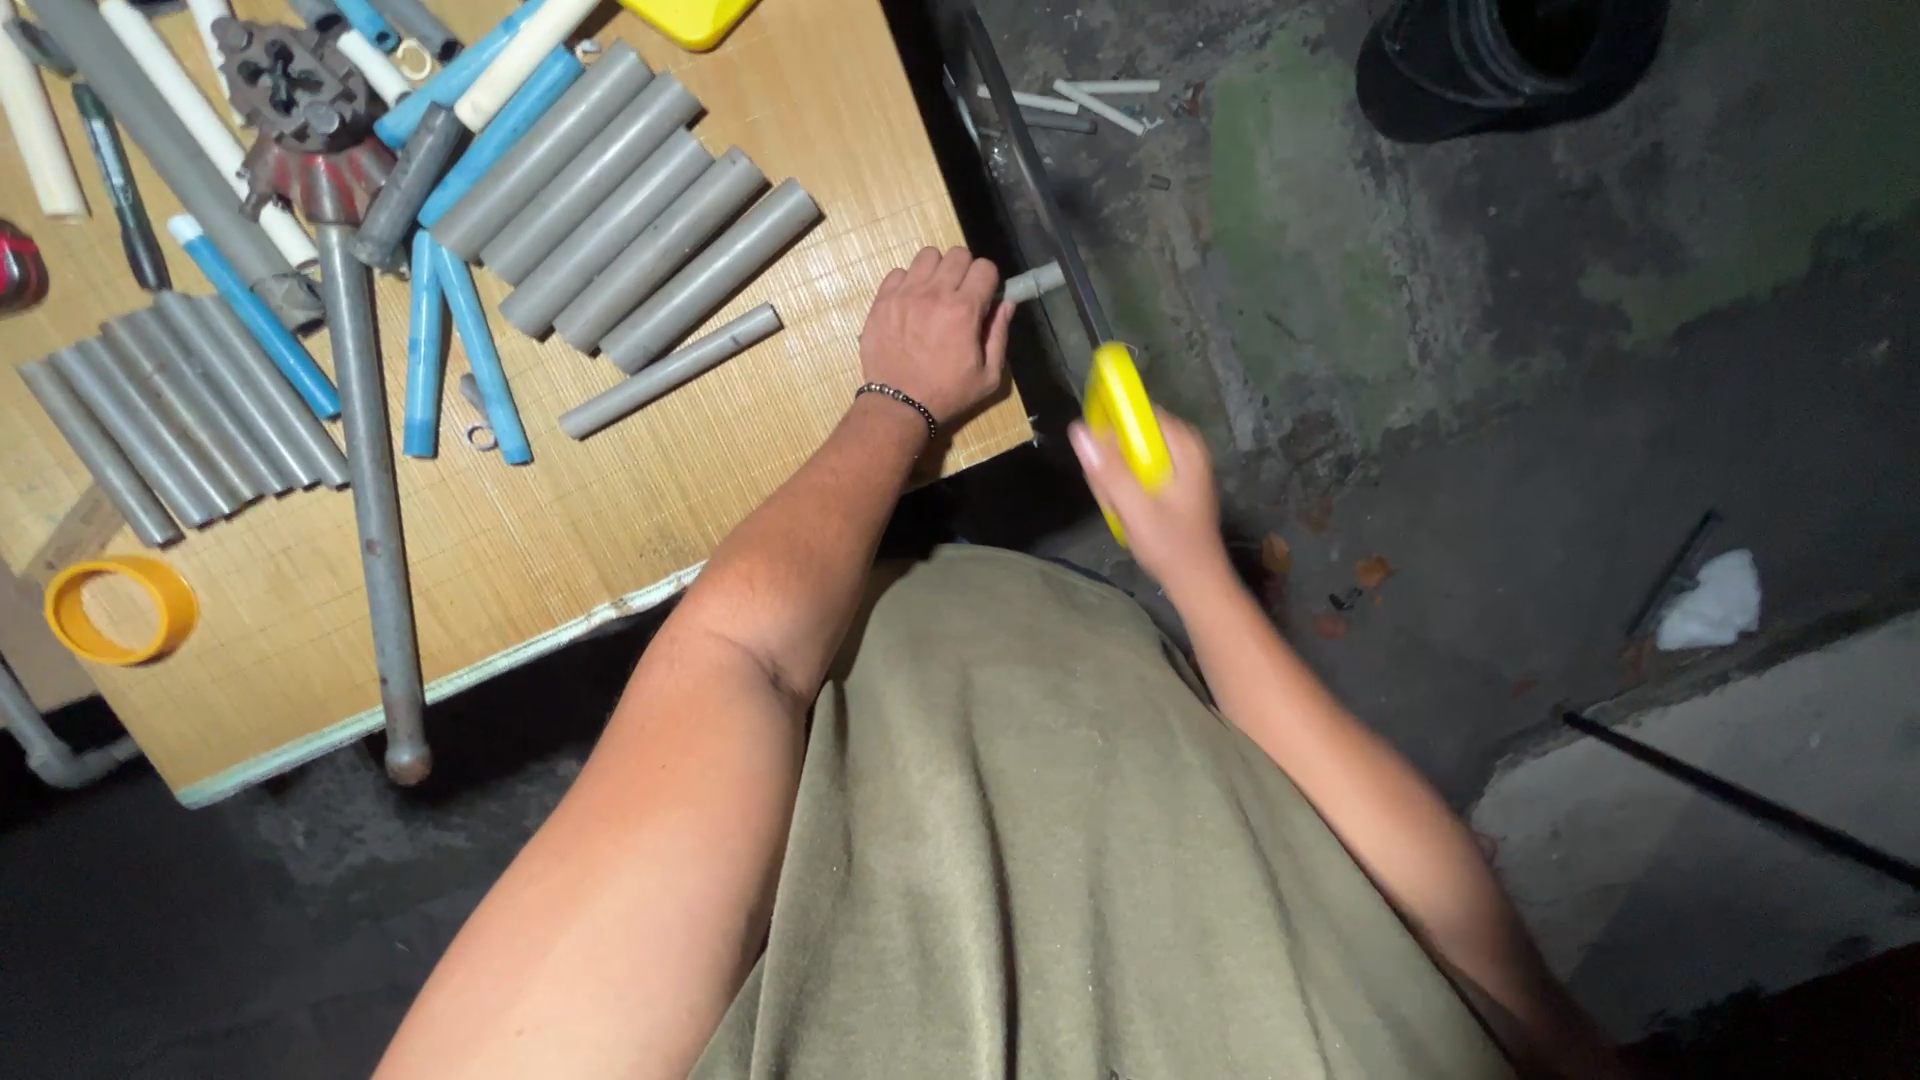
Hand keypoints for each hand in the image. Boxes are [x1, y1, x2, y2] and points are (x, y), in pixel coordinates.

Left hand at [859, 246, 1014, 424]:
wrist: (899, 405)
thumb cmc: (947, 394)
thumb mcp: (988, 376)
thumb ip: (999, 335)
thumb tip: (1007, 304)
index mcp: (964, 310)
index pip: (985, 267)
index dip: (988, 282)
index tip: (983, 299)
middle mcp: (935, 293)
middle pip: (958, 254)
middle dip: (965, 272)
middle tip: (960, 296)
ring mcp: (905, 294)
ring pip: (927, 256)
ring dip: (936, 270)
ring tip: (934, 294)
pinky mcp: (882, 301)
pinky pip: (898, 272)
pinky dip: (908, 282)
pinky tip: (911, 303)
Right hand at [1069, 408, 1231, 598]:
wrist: (1196, 581)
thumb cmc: (1170, 545)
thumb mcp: (1135, 508)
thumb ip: (1109, 470)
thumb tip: (1079, 430)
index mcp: (1186, 448)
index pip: (1143, 414)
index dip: (1114, 425)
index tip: (1097, 451)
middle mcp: (1188, 451)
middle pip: (1137, 436)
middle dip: (1115, 459)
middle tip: (1110, 491)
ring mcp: (1183, 468)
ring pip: (1136, 456)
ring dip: (1119, 477)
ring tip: (1120, 507)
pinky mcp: (1176, 484)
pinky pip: (1142, 472)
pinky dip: (1128, 487)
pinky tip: (1126, 511)